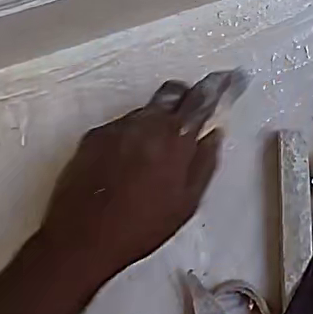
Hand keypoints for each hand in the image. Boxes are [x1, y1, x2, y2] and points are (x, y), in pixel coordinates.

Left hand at [35, 71, 245, 281]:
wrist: (82, 236)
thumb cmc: (142, 226)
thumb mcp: (186, 202)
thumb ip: (204, 163)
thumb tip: (214, 134)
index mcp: (175, 137)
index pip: (202, 98)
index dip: (219, 84)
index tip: (230, 76)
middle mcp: (146, 121)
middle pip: (172, 93)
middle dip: (186, 96)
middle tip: (191, 115)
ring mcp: (117, 125)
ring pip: (145, 112)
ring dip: (156, 123)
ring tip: (153, 157)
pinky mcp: (94, 135)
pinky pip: (121, 127)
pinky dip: (131, 137)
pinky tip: (126, 165)